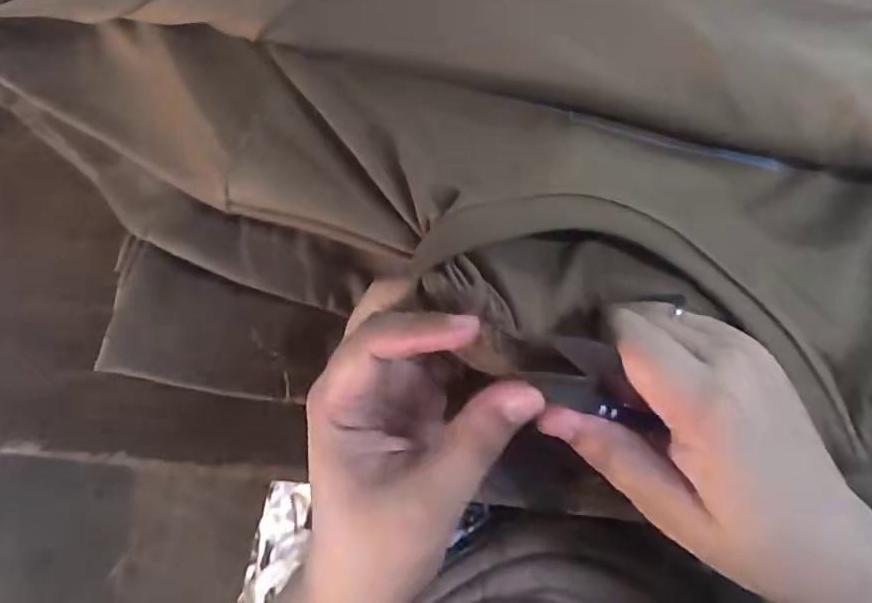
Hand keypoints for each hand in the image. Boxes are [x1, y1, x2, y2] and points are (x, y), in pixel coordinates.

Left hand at [291, 279, 545, 602]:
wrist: (363, 589)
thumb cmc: (379, 547)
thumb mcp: (431, 499)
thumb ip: (477, 439)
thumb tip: (532, 389)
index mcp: (339, 397)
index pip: (374, 339)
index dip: (422, 325)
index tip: (472, 327)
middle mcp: (358, 377)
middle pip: (383, 310)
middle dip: (428, 297)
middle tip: (480, 298)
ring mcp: (385, 382)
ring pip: (414, 323)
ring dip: (450, 316)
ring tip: (497, 313)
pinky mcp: (411, 394)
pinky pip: (438, 353)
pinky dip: (465, 345)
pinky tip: (497, 342)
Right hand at [538, 304, 871, 602]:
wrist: (834, 543)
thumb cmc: (749, 538)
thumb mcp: (672, 511)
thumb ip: (610, 453)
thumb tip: (546, 412)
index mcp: (706, 400)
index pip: (628, 329)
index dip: (600, 348)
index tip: (595, 385)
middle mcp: (729, 355)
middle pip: (644, 314)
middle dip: (621, 345)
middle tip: (627, 402)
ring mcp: (748, 344)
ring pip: (666, 312)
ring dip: (648, 341)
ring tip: (658, 396)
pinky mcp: (758, 343)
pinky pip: (694, 320)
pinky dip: (675, 340)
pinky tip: (686, 384)